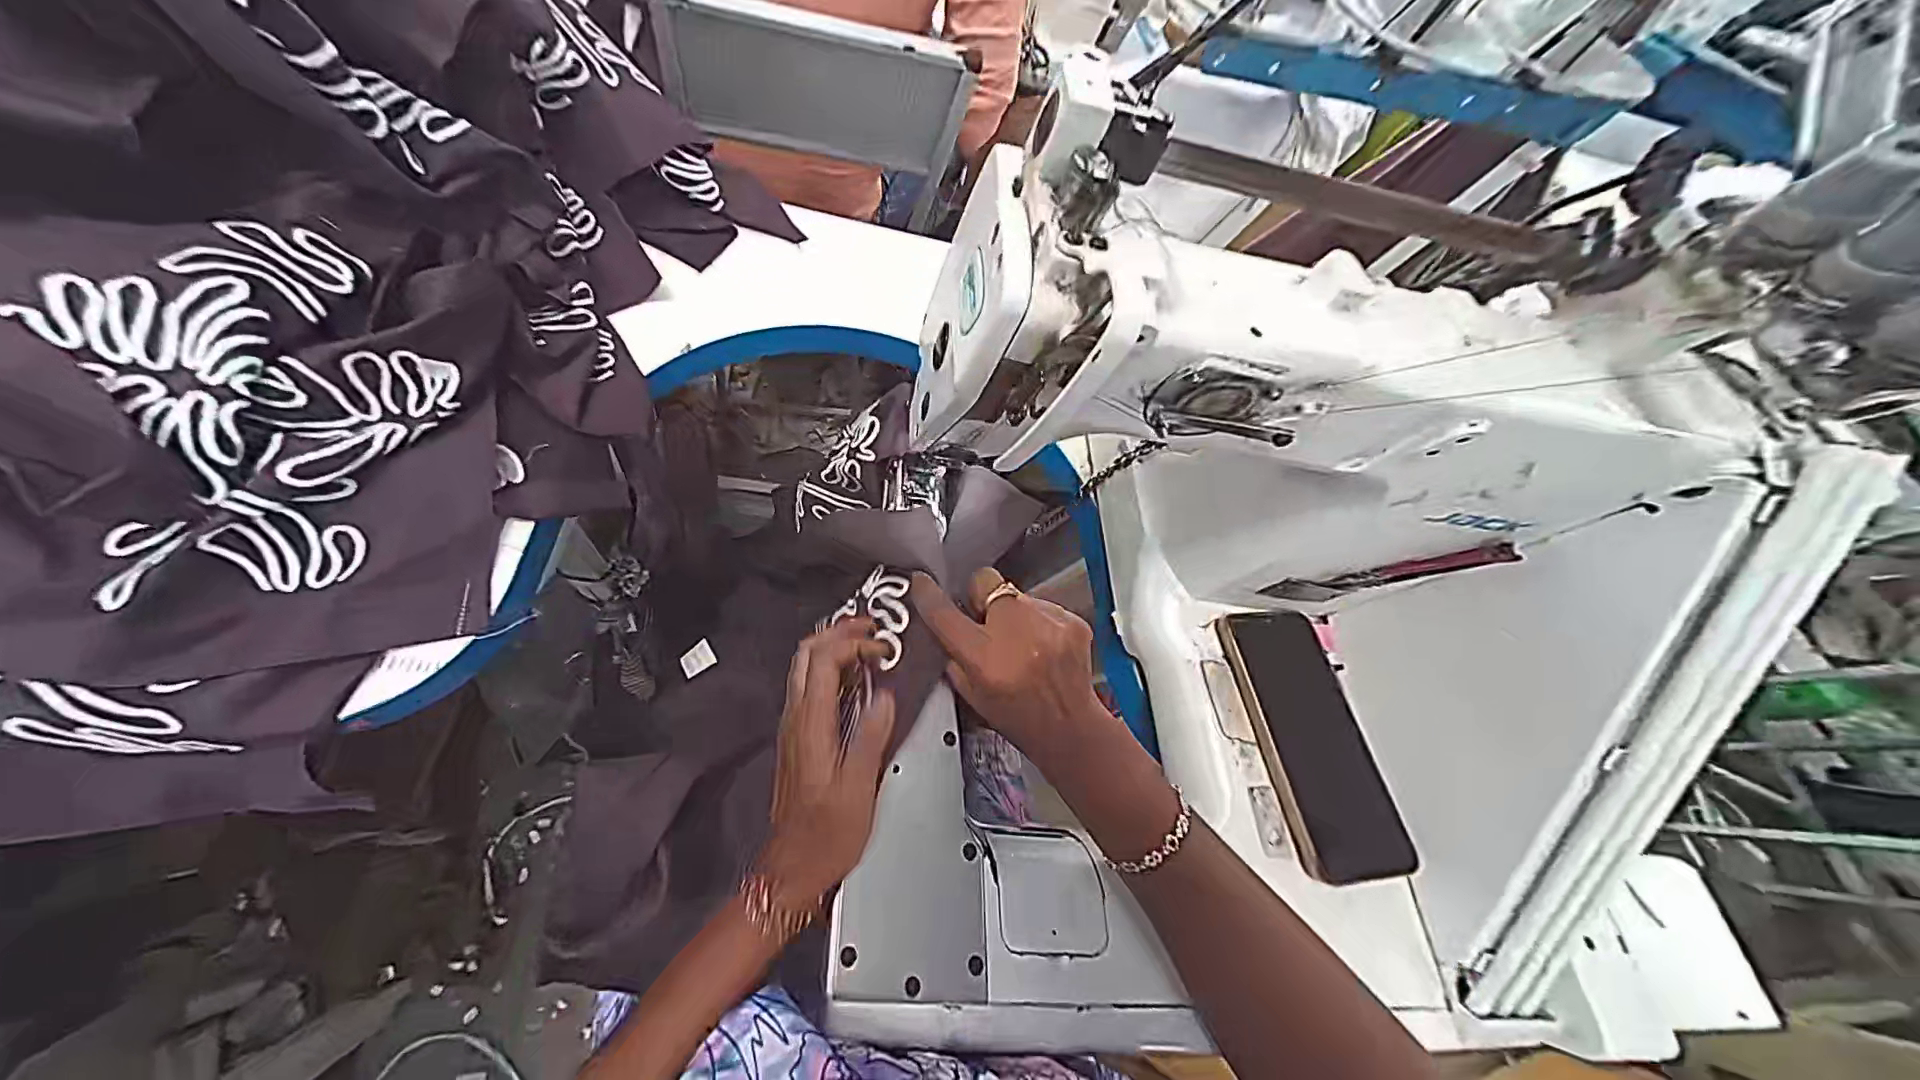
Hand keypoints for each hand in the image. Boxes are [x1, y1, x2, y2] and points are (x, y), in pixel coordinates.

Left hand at [758, 616, 897, 908]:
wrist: (793, 866)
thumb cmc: (826, 835)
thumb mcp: (858, 788)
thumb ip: (871, 737)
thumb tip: (886, 696)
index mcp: (811, 725)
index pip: (825, 659)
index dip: (854, 642)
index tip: (883, 649)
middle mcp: (796, 718)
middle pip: (807, 653)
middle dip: (839, 631)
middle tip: (872, 628)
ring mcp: (792, 726)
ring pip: (804, 666)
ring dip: (833, 646)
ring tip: (866, 645)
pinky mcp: (797, 737)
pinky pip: (810, 686)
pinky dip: (831, 669)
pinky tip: (855, 679)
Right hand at [909, 568, 1114, 773]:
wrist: (1069, 728)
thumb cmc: (1020, 717)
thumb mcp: (971, 693)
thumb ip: (953, 653)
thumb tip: (942, 618)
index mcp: (986, 661)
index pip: (945, 614)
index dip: (928, 594)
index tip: (921, 582)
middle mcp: (1018, 637)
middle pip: (984, 582)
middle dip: (979, 596)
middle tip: (984, 620)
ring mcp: (1048, 626)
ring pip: (1014, 592)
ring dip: (1011, 612)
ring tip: (1019, 643)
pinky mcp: (1070, 621)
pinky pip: (1041, 604)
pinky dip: (1037, 620)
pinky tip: (1040, 645)